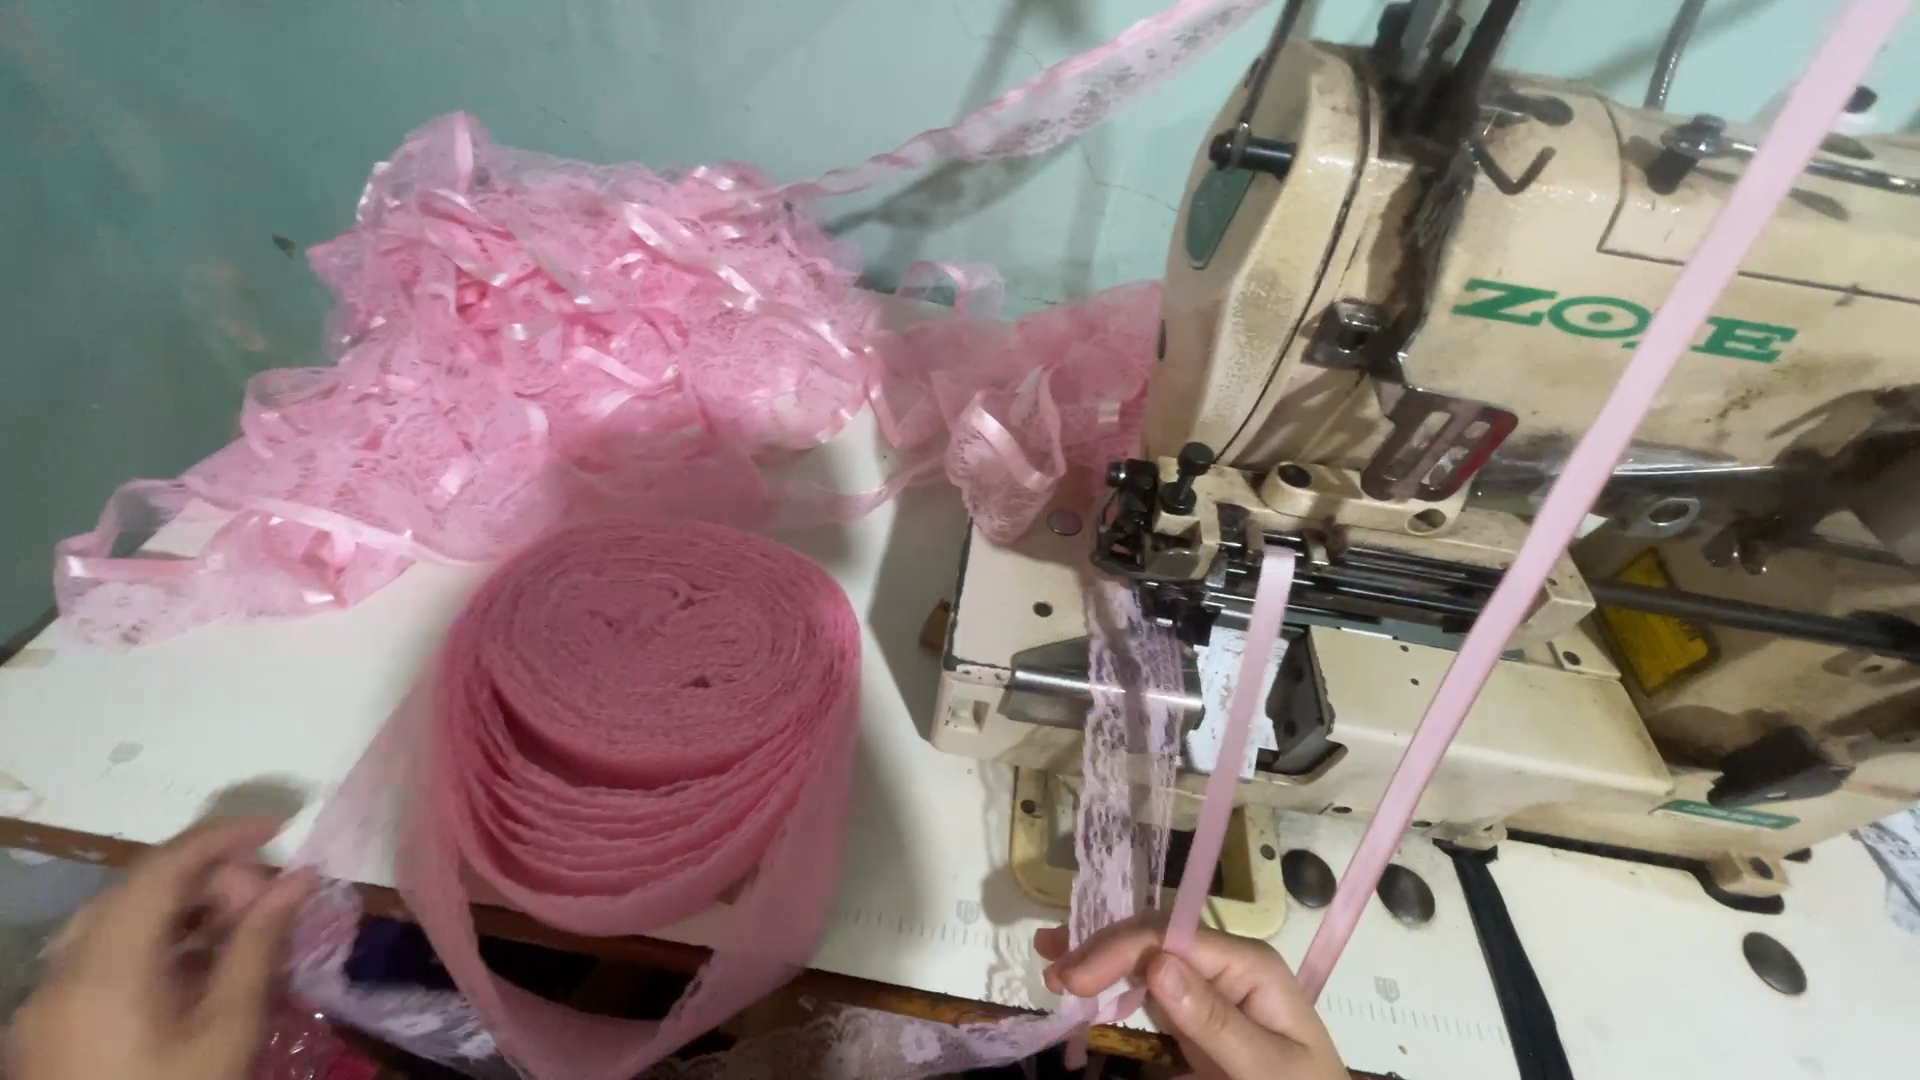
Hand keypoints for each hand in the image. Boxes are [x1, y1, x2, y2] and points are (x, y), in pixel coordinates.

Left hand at [7, 818, 315, 1079]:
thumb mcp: (231, 1023)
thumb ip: (260, 941)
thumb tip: (301, 876)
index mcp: (103, 971)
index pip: (160, 870)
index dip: (222, 836)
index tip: (281, 826)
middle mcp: (61, 975)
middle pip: (138, 890)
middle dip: (211, 877)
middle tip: (270, 899)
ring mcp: (48, 1002)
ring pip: (121, 919)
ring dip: (189, 905)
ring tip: (246, 927)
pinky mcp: (52, 1024)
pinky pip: (108, 952)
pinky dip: (164, 936)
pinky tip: (206, 961)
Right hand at [1035, 917, 1346, 1079]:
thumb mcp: (1266, 1071)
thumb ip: (1215, 1020)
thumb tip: (1157, 963)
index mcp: (1246, 961)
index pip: (1168, 937)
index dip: (1116, 949)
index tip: (1072, 977)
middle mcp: (1224, 960)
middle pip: (1150, 937)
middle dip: (1098, 947)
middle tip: (1049, 969)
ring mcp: (1209, 981)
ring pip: (1143, 953)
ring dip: (1097, 954)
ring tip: (1050, 959)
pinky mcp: (1197, 1007)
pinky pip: (1147, 982)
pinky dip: (1112, 978)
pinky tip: (1084, 979)